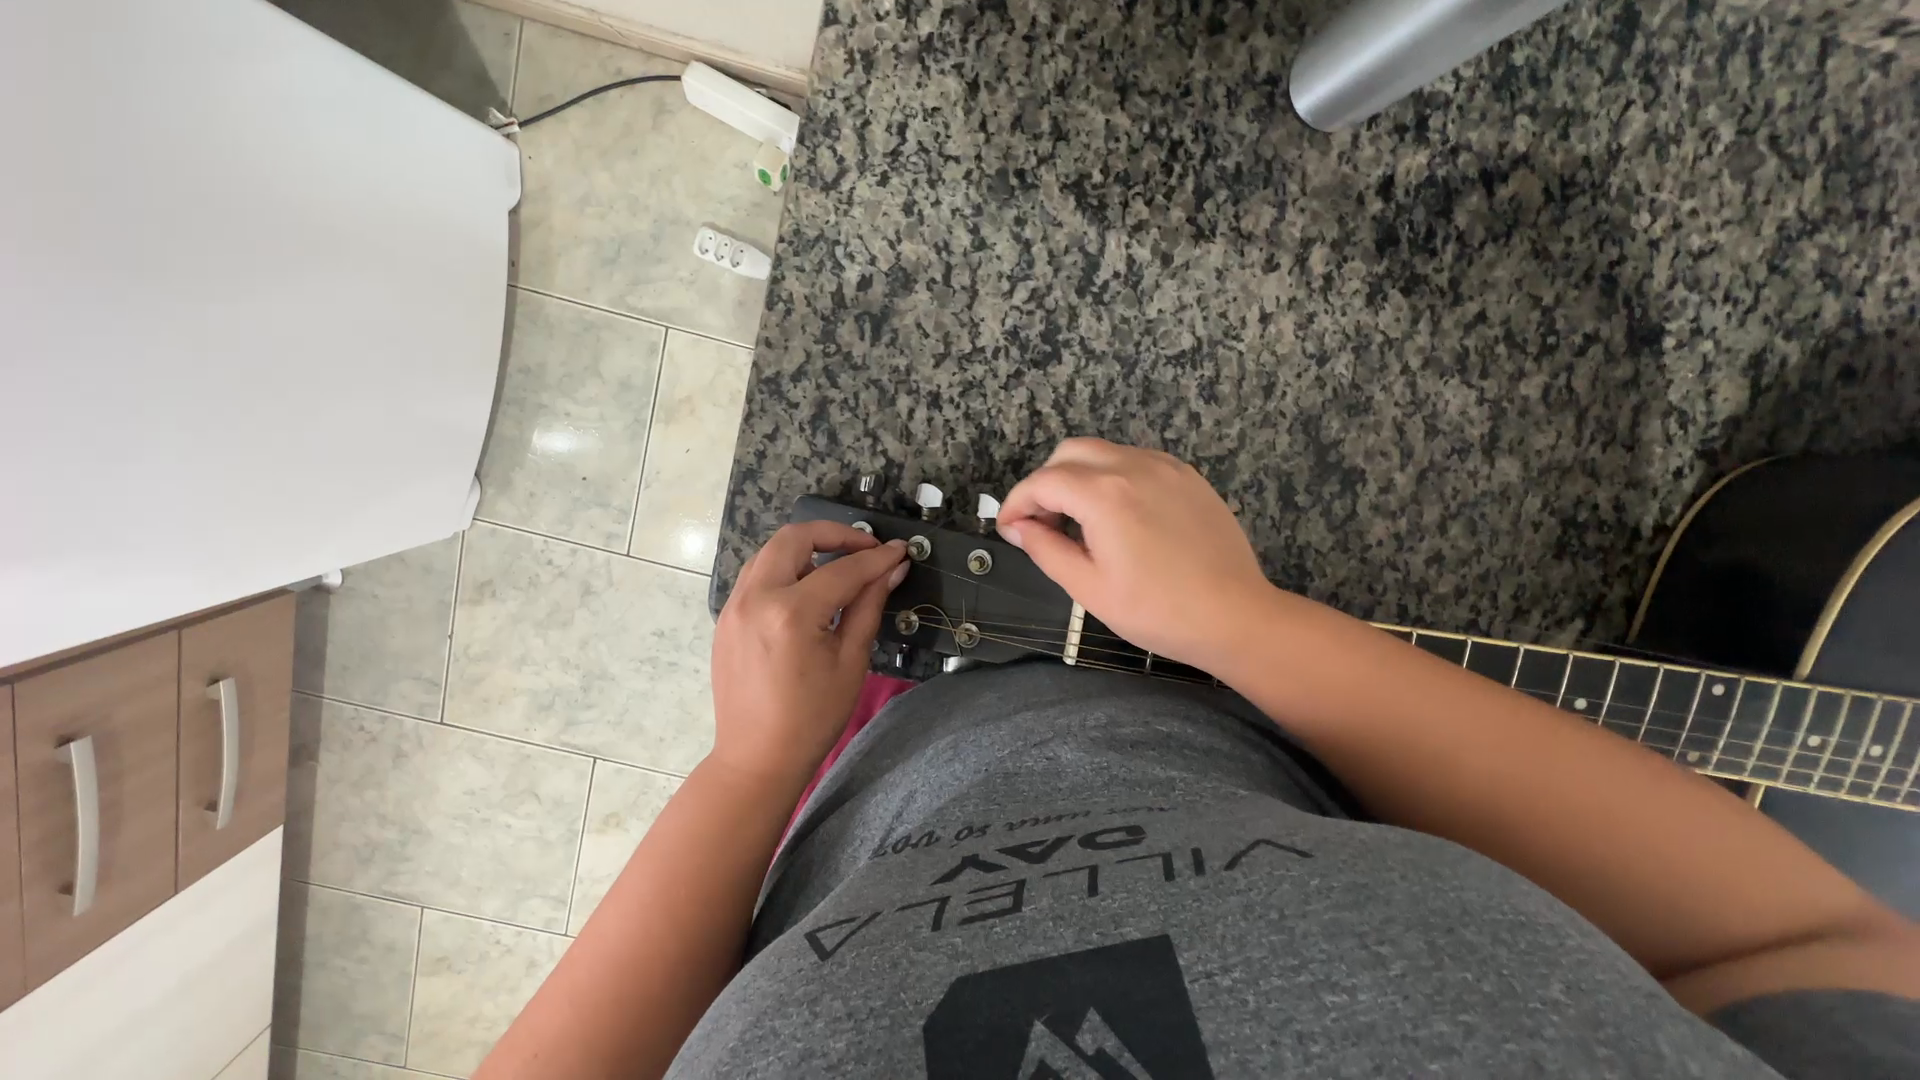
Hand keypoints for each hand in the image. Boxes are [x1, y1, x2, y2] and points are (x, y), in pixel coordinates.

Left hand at [710, 523, 908, 783]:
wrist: (757, 757)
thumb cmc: (812, 717)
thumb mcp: (851, 661)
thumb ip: (868, 605)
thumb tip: (892, 567)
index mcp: (790, 613)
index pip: (842, 569)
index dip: (876, 558)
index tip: (900, 551)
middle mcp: (756, 598)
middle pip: (794, 538)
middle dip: (835, 534)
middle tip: (866, 549)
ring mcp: (734, 606)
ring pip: (771, 552)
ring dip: (806, 549)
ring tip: (839, 567)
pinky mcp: (726, 618)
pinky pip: (757, 576)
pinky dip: (785, 570)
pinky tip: (808, 592)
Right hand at [997, 438, 1276, 669]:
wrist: (1234, 616)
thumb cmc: (1158, 610)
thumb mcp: (1090, 588)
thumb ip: (1047, 550)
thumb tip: (1019, 529)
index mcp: (1105, 495)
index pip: (1043, 482)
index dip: (1016, 503)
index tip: (1009, 529)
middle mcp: (1134, 467)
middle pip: (1070, 453)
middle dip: (1045, 483)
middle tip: (1041, 524)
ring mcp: (1166, 467)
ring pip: (1104, 452)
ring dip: (1078, 477)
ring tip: (1079, 523)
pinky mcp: (1188, 477)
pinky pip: (1136, 461)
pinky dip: (1113, 478)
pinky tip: (1118, 517)